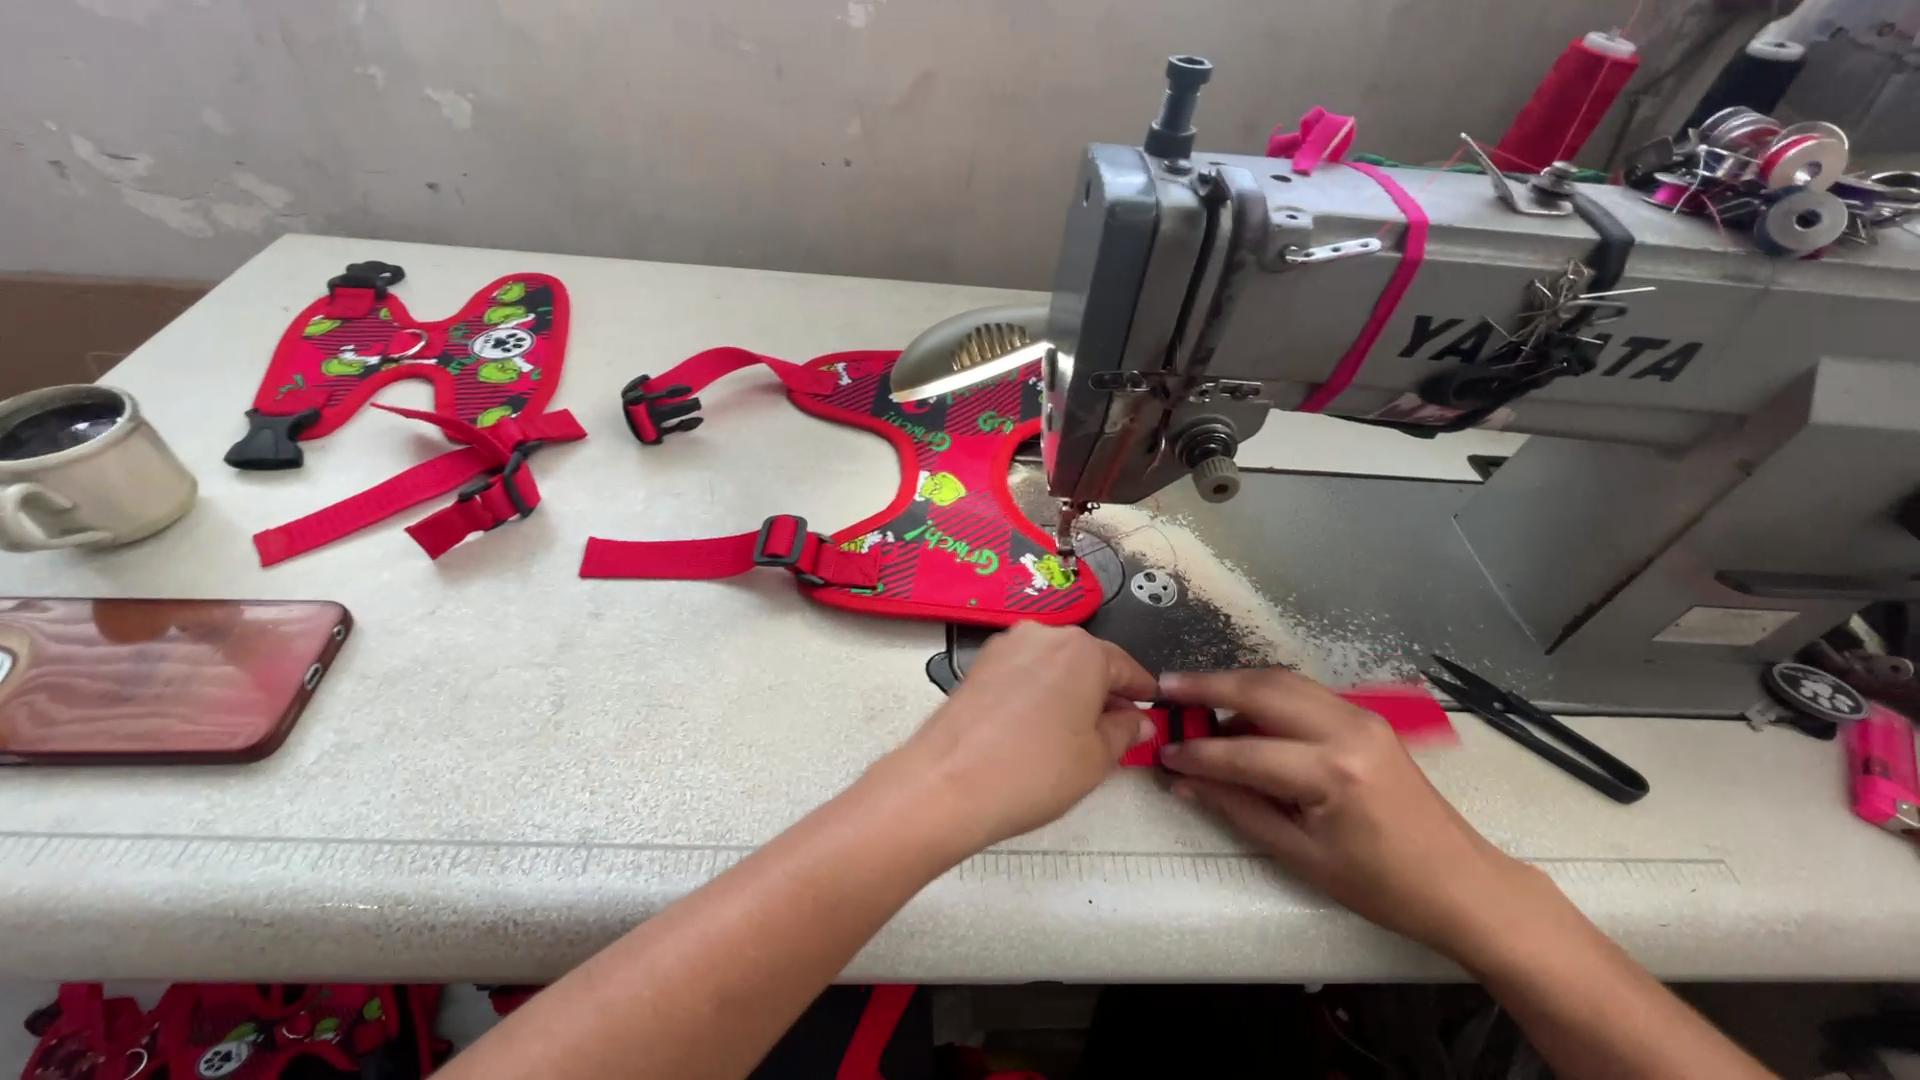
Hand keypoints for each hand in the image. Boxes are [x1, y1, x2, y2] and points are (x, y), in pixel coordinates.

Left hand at [891, 622, 1156, 851]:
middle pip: (1086, 661)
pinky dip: (1037, 693)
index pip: (1125, 666)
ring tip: (1074, 734)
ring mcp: (1005, 647)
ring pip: (1052, 665)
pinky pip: (1023, 673)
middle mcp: (1044, 635)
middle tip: (1115, 731)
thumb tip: (1138, 720)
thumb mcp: (1096, 758)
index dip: (1141, 692)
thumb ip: (1124, 732)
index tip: (1151, 710)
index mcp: (1082, 649)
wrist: (947, 783)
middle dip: (1103, 692)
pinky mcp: (978, 665)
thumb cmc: (1034, 770)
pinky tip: (1038, 728)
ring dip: (1069, 691)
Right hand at [1158, 668, 1549, 956]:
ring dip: (1235, 683)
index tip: (1162, 751)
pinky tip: (1241, 709)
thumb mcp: (1301, 855)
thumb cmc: (1382, 885)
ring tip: (1193, 692)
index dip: (1197, 753)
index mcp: (1333, 771)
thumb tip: (1183, 783)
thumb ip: (1238, 809)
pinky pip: (1304, 693)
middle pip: (1262, 691)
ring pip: (1282, 681)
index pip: (1244, 752)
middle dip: (1208, 686)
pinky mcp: (1366, 719)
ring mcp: (1361, 717)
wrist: (1463, 884)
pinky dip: (1265, 693)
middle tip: (1165, 688)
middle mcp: (1347, 729)